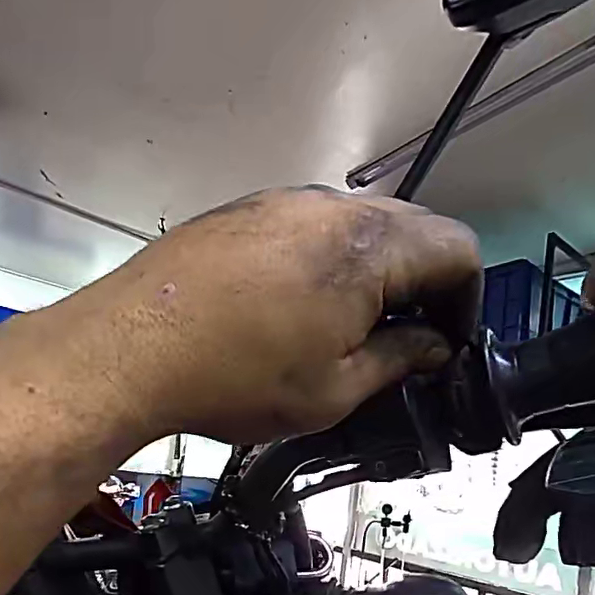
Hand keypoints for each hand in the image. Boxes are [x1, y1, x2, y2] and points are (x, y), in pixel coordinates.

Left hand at [51, 186, 481, 444]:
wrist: (128, 351)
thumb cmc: (229, 378)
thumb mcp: (332, 391)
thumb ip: (397, 362)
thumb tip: (429, 348)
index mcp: (367, 247)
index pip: (457, 249)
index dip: (466, 300)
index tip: (444, 341)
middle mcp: (328, 207)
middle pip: (411, 231)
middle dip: (420, 286)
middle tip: (401, 341)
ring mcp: (278, 203)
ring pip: (356, 228)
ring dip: (369, 275)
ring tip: (340, 332)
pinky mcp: (241, 213)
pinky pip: (305, 230)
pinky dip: (322, 265)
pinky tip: (292, 311)